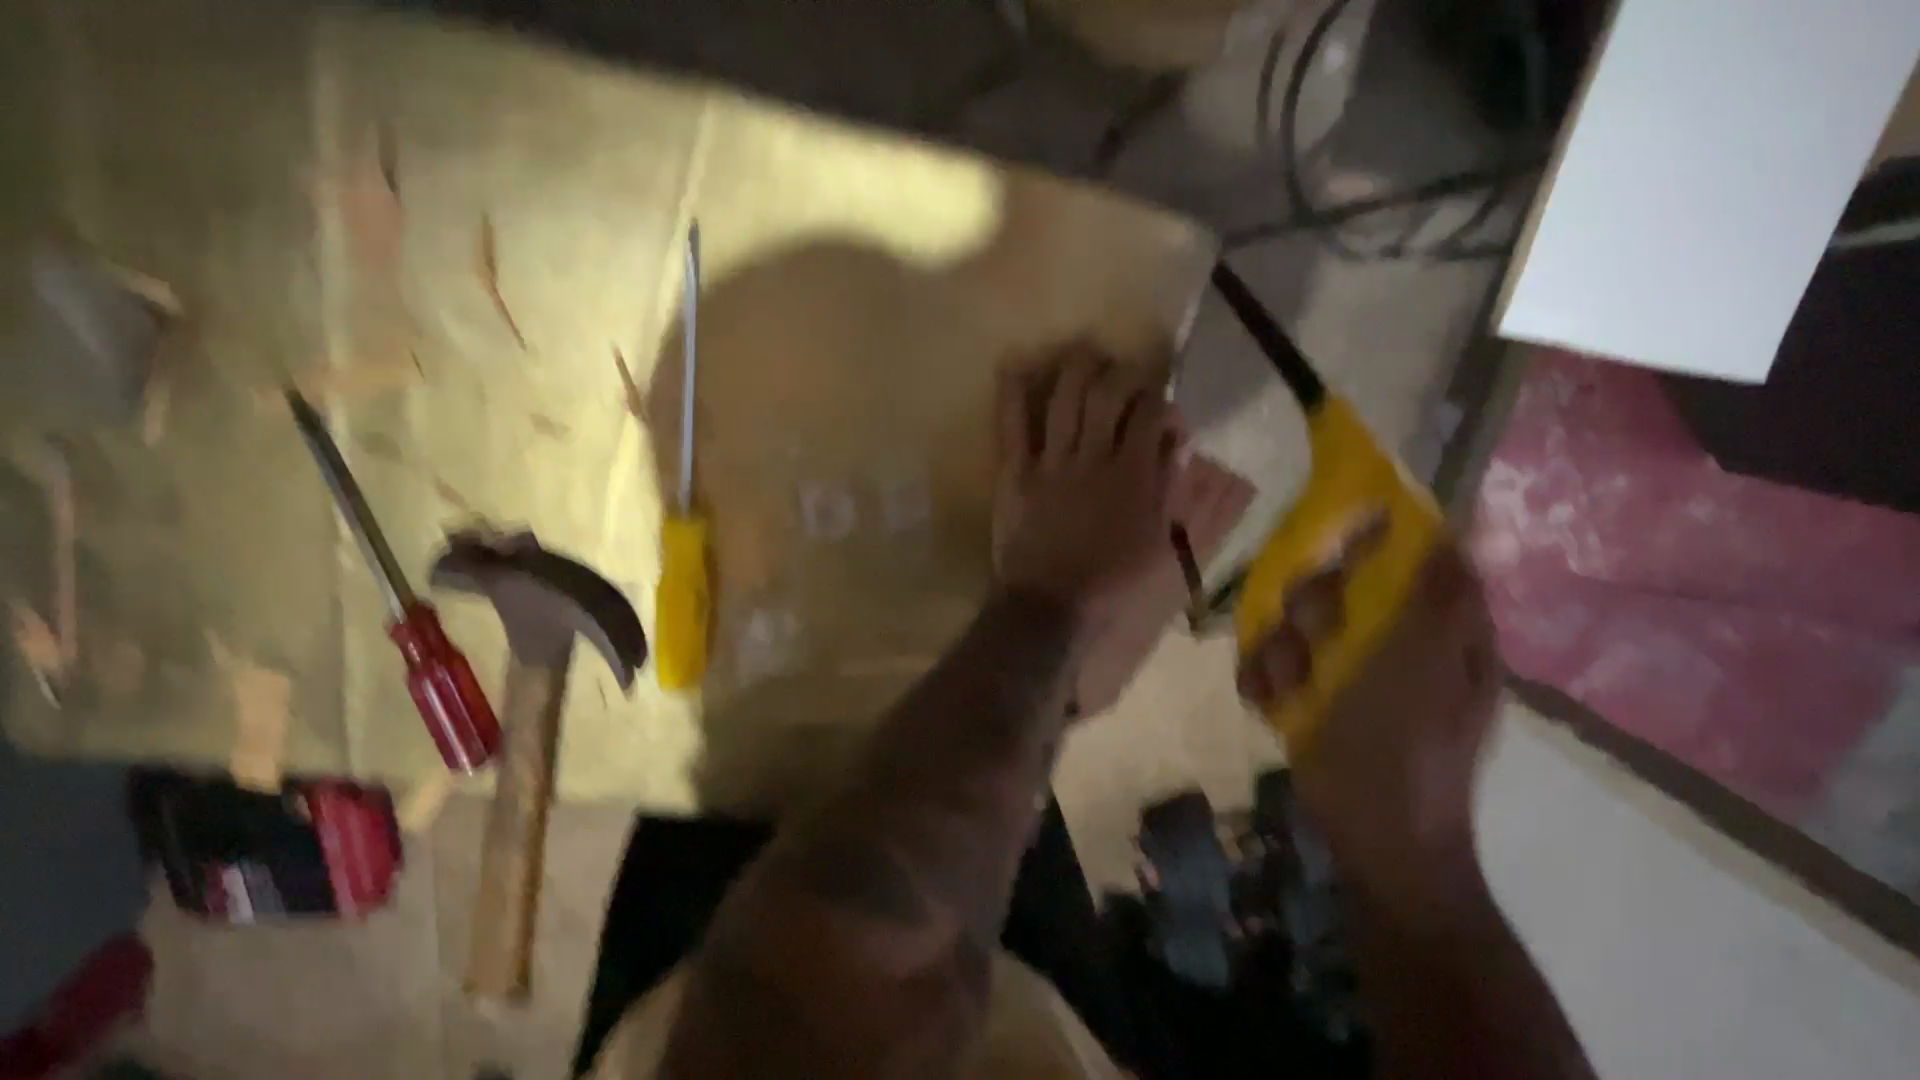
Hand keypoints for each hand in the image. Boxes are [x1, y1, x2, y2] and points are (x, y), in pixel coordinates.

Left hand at [992, 344, 1180, 629]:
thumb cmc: (1110, 584)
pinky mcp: (1015, 473)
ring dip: (1076, 369)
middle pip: (1108, 394)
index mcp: (1133, 476)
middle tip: (1123, 369)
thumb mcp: (1157, 542)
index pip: (1152, 415)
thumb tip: (1174, 445)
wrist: (1049, 607)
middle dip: (1120, 372)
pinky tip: (1015, 365)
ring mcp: (1051, 462)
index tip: (1160, 403)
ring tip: (1084, 354)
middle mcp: (1093, 458)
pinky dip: (1011, 393)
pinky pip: (1011, 425)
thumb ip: (1167, 488)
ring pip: (1064, 398)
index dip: (1159, 400)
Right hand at [1238, 543, 1499, 904]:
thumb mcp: (1430, 667)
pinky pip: (1271, 663)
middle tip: (1312, 640)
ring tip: (1286, 687)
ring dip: (1282, 652)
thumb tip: (1458, 530)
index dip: (1370, 547)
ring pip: (1295, 625)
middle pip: (1337, 589)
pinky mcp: (1308, 698)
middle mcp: (1388, 643)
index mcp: (1435, 631)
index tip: (1336, 551)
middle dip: (1312, 611)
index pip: (1403, 562)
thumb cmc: (1409, 749)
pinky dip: (1264, 679)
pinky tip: (1268, 700)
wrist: (1374, 838)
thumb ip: (1439, 598)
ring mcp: (1345, 673)